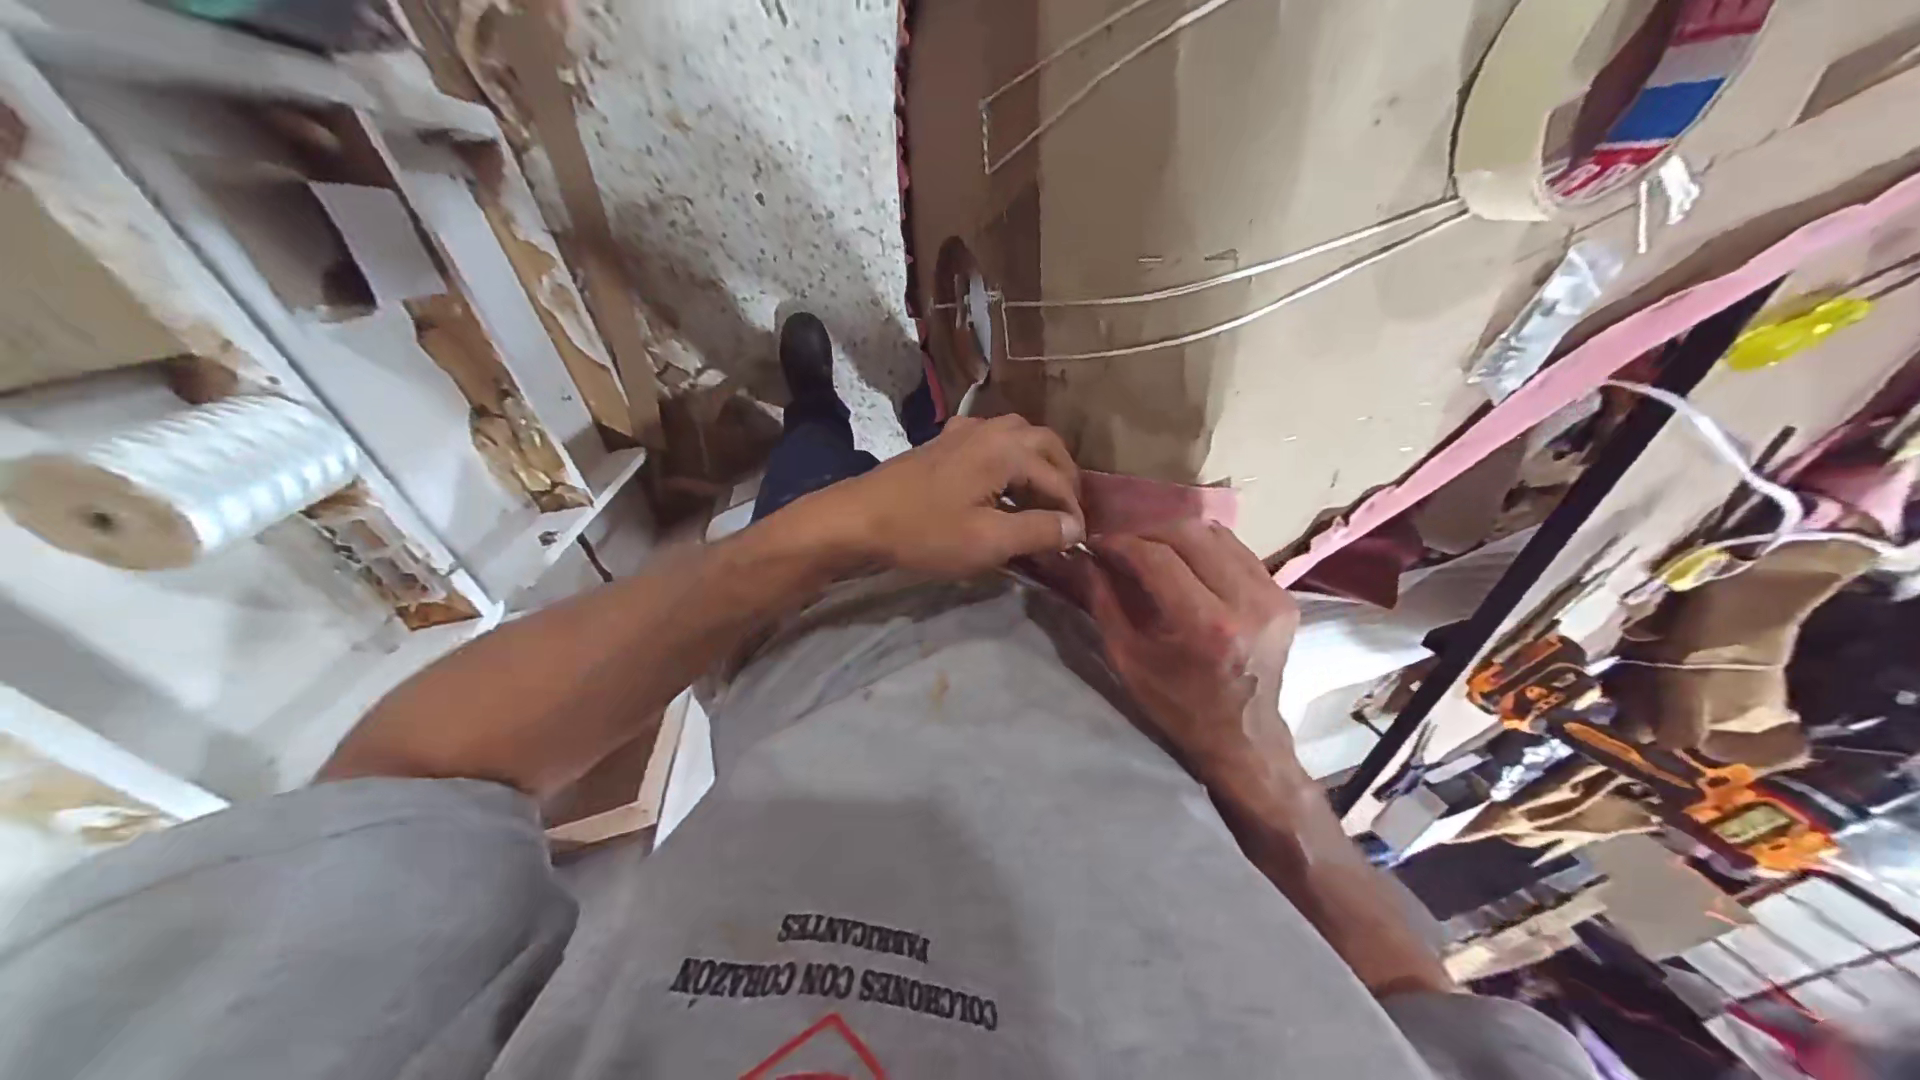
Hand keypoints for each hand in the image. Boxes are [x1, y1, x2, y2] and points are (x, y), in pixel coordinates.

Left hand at [797, 414, 1084, 578]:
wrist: (857, 519)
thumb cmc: (924, 532)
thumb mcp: (988, 541)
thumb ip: (1037, 531)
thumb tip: (1074, 526)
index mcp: (1006, 449)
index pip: (1057, 478)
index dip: (1072, 511)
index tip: (1077, 541)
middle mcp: (990, 430)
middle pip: (1044, 443)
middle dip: (1063, 476)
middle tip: (1067, 510)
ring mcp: (963, 432)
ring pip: (1018, 436)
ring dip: (1037, 464)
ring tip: (1040, 497)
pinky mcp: (943, 442)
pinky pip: (991, 440)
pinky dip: (1009, 459)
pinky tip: (1001, 484)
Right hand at [1071, 521, 1302, 800]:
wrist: (1243, 736)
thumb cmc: (1177, 705)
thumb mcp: (1128, 658)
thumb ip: (1104, 601)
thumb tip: (1085, 557)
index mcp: (1206, 627)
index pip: (1158, 558)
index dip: (1121, 543)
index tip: (1097, 544)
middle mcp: (1247, 603)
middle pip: (1189, 535)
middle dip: (1146, 533)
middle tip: (1121, 545)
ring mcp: (1272, 596)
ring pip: (1215, 534)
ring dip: (1175, 535)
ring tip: (1150, 549)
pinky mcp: (1284, 595)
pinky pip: (1236, 550)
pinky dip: (1203, 547)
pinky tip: (1183, 561)